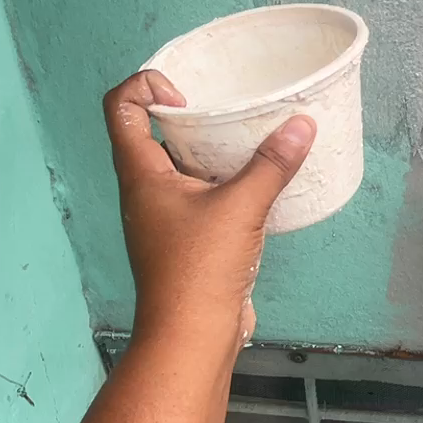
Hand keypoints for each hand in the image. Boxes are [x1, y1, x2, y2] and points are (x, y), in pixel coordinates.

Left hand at [104, 71, 315, 349]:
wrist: (192, 338)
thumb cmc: (201, 269)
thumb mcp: (240, 208)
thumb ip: (271, 165)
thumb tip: (302, 124)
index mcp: (140, 173)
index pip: (120, 107)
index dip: (145, 85)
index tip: (186, 94)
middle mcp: (144, 191)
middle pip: (151, 133)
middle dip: (187, 113)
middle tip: (227, 107)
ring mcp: (163, 217)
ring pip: (178, 167)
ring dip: (206, 150)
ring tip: (248, 138)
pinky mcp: (184, 240)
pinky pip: (199, 196)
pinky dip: (221, 181)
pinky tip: (255, 182)